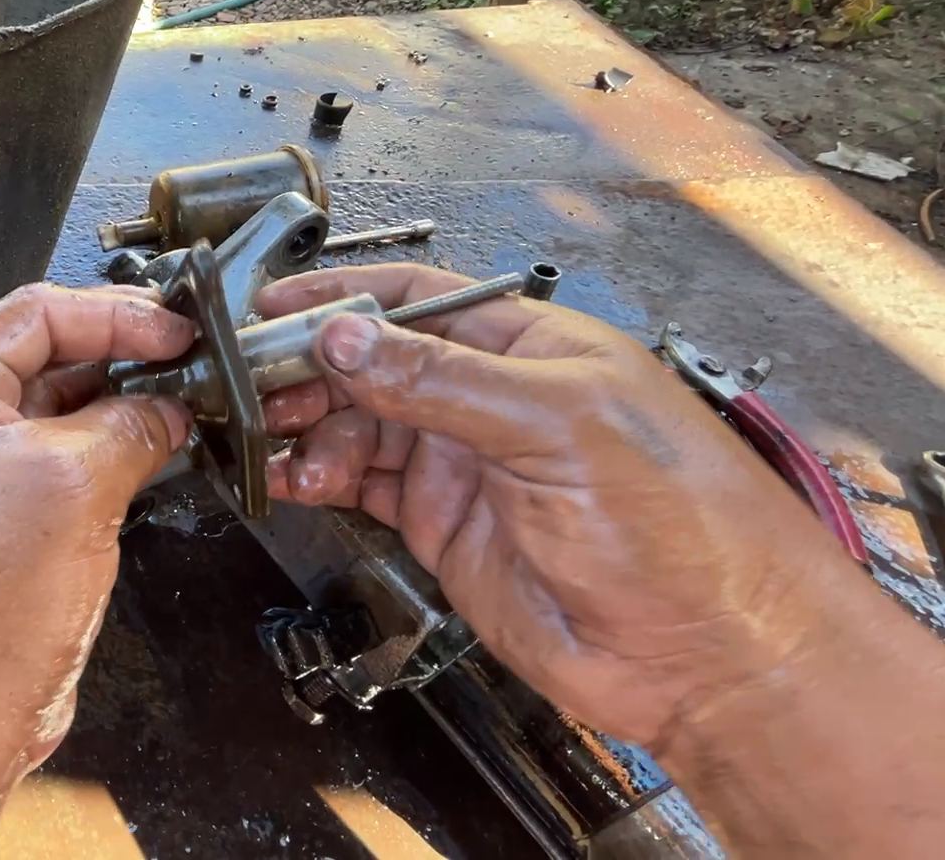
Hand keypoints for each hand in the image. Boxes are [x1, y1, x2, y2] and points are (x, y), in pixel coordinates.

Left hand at [0, 284, 191, 857]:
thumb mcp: (71, 482)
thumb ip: (129, 425)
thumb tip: (172, 404)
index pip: (35, 315)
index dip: (114, 314)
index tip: (178, 330)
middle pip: (47, 356)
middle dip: (122, 357)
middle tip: (195, 361)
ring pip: (61, 410)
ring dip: (123, 405)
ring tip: (190, 399)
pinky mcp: (5, 514)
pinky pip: (65, 459)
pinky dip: (113, 450)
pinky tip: (163, 446)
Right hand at [253, 263, 872, 751]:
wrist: (701, 662)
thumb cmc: (677, 528)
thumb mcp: (553, 425)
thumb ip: (436, 378)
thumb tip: (342, 336)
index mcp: (521, 348)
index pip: (411, 299)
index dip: (338, 296)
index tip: (275, 303)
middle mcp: (478, 396)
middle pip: (366, 362)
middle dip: (307, 369)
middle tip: (258, 385)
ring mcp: (450, 456)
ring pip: (349, 421)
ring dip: (305, 428)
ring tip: (279, 444)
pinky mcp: (428, 513)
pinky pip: (351, 478)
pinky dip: (310, 475)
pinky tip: (286, 478)